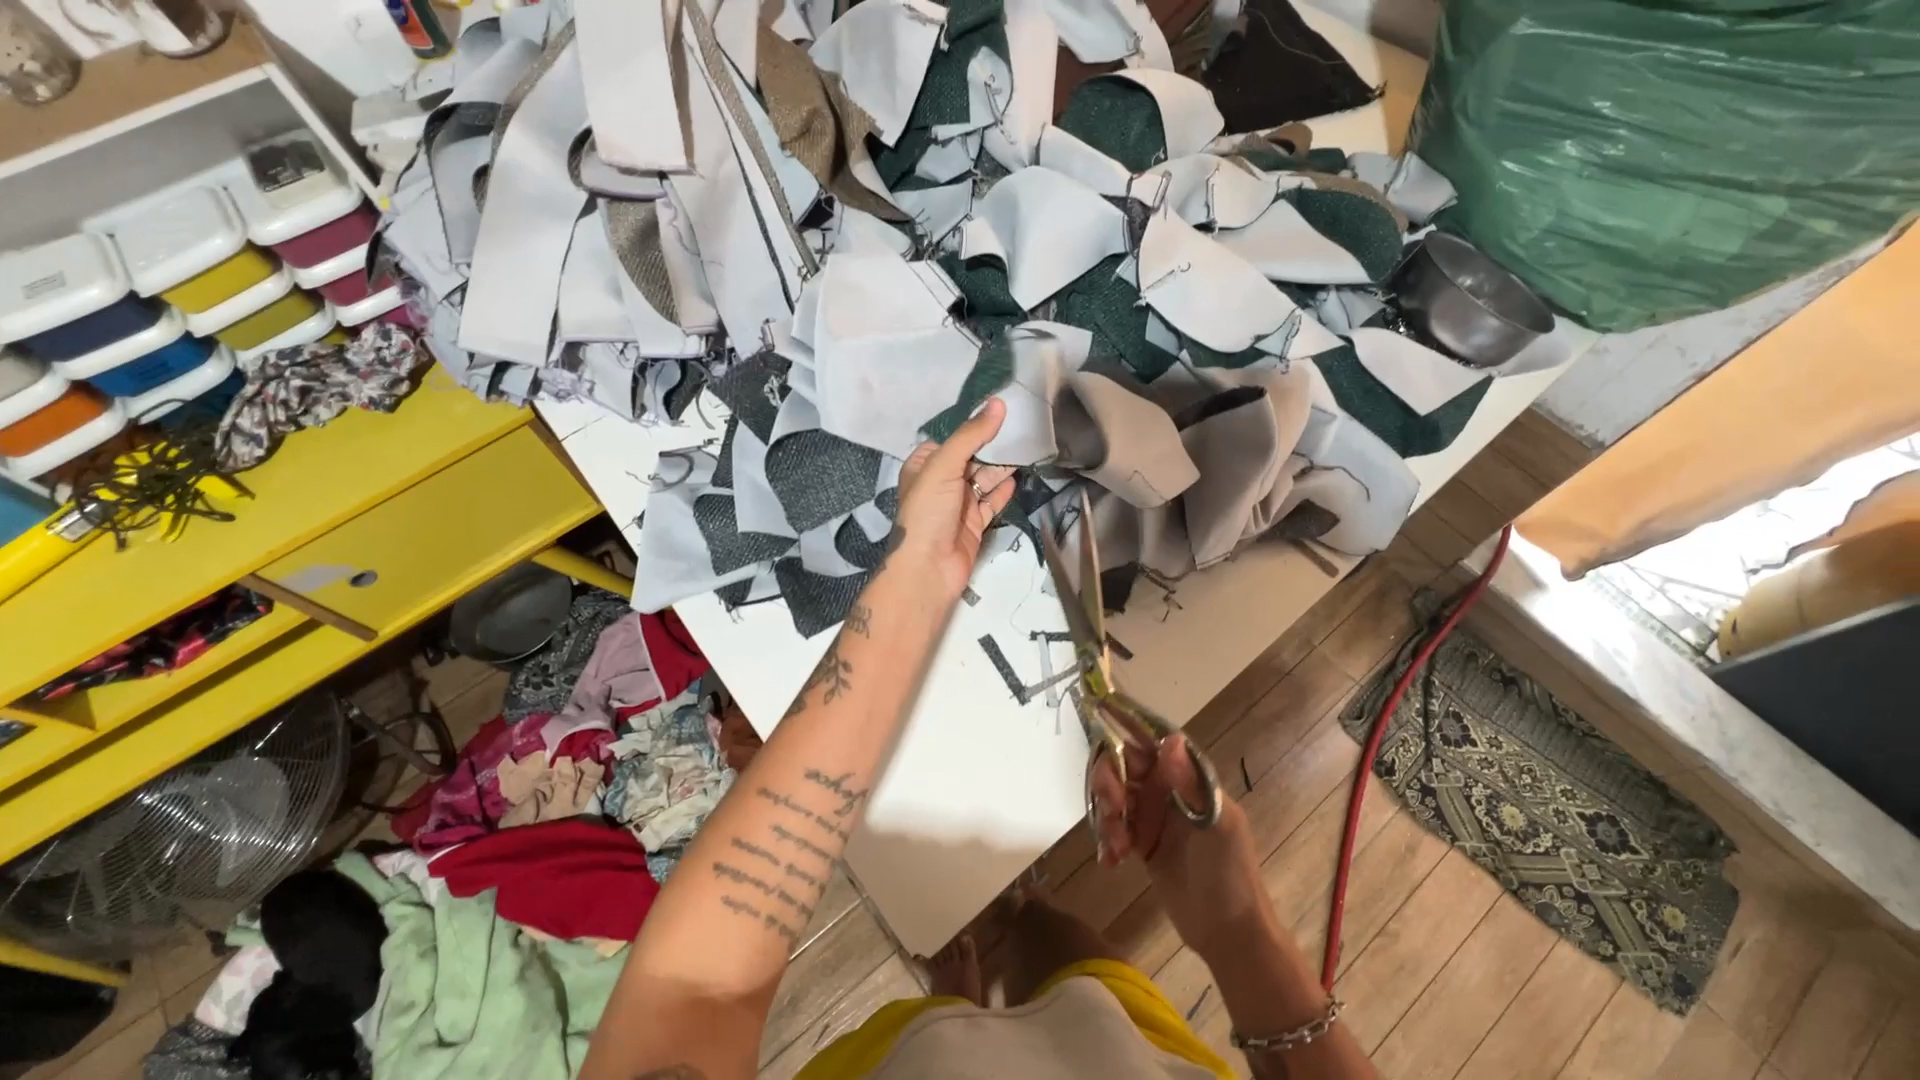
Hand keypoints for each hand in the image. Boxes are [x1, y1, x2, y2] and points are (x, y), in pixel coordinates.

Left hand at [889, 399, 1016, 600]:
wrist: (928, 569)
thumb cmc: (928, 512)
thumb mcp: (944, 466)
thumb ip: (971, 435)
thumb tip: (998, 403)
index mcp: (924, 466)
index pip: (951, 438)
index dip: (973, 425)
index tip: (1002, 409)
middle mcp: (940, 483)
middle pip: (970, 457)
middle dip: (992, 446)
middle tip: (1024, 427)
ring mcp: (957, 505)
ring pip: (983, 479)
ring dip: (1001, 466)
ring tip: (1028, 448)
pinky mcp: (973, 524)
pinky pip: (991, 502)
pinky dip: (1003, 491)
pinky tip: (1017, 478)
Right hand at [1093, 734, 1274, 962]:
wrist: (1228, 932)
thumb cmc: (1229, 873)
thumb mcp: (1214, 826)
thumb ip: (1189, 783)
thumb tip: (1169, 739)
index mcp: (1188, 779)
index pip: (1151, 743)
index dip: (1126, 727)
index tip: (1098, 712)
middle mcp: (1168, 791)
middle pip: (1123, 768)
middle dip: (1108, 785)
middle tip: (1112, 812)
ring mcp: (1153, 817)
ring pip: (1114, 799)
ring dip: (1107, 818)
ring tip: (1117, 849)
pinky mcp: (1142, 843)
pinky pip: (1113, 829)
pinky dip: (1107, 841)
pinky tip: (1112, 862)